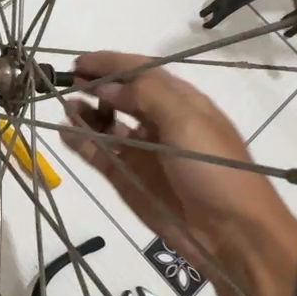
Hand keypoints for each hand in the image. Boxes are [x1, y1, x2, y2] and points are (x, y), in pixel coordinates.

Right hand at [58, 51, 290, 275]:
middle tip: (67, 82)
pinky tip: (64, 131)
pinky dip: (79, 140)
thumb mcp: (187, 122)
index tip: (80, 62)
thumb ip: (147, 94)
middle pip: (120, 94)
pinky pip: (97, 152)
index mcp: (180, 103)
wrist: (232, 234)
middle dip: (94, 84)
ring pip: (105, 122)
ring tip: (66, 107)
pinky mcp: (127, 176)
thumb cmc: (215, 170)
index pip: (141, 70)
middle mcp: (158, 121)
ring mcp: (141, 150)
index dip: (110, 63)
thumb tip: (106, 84)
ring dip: (84, 111)